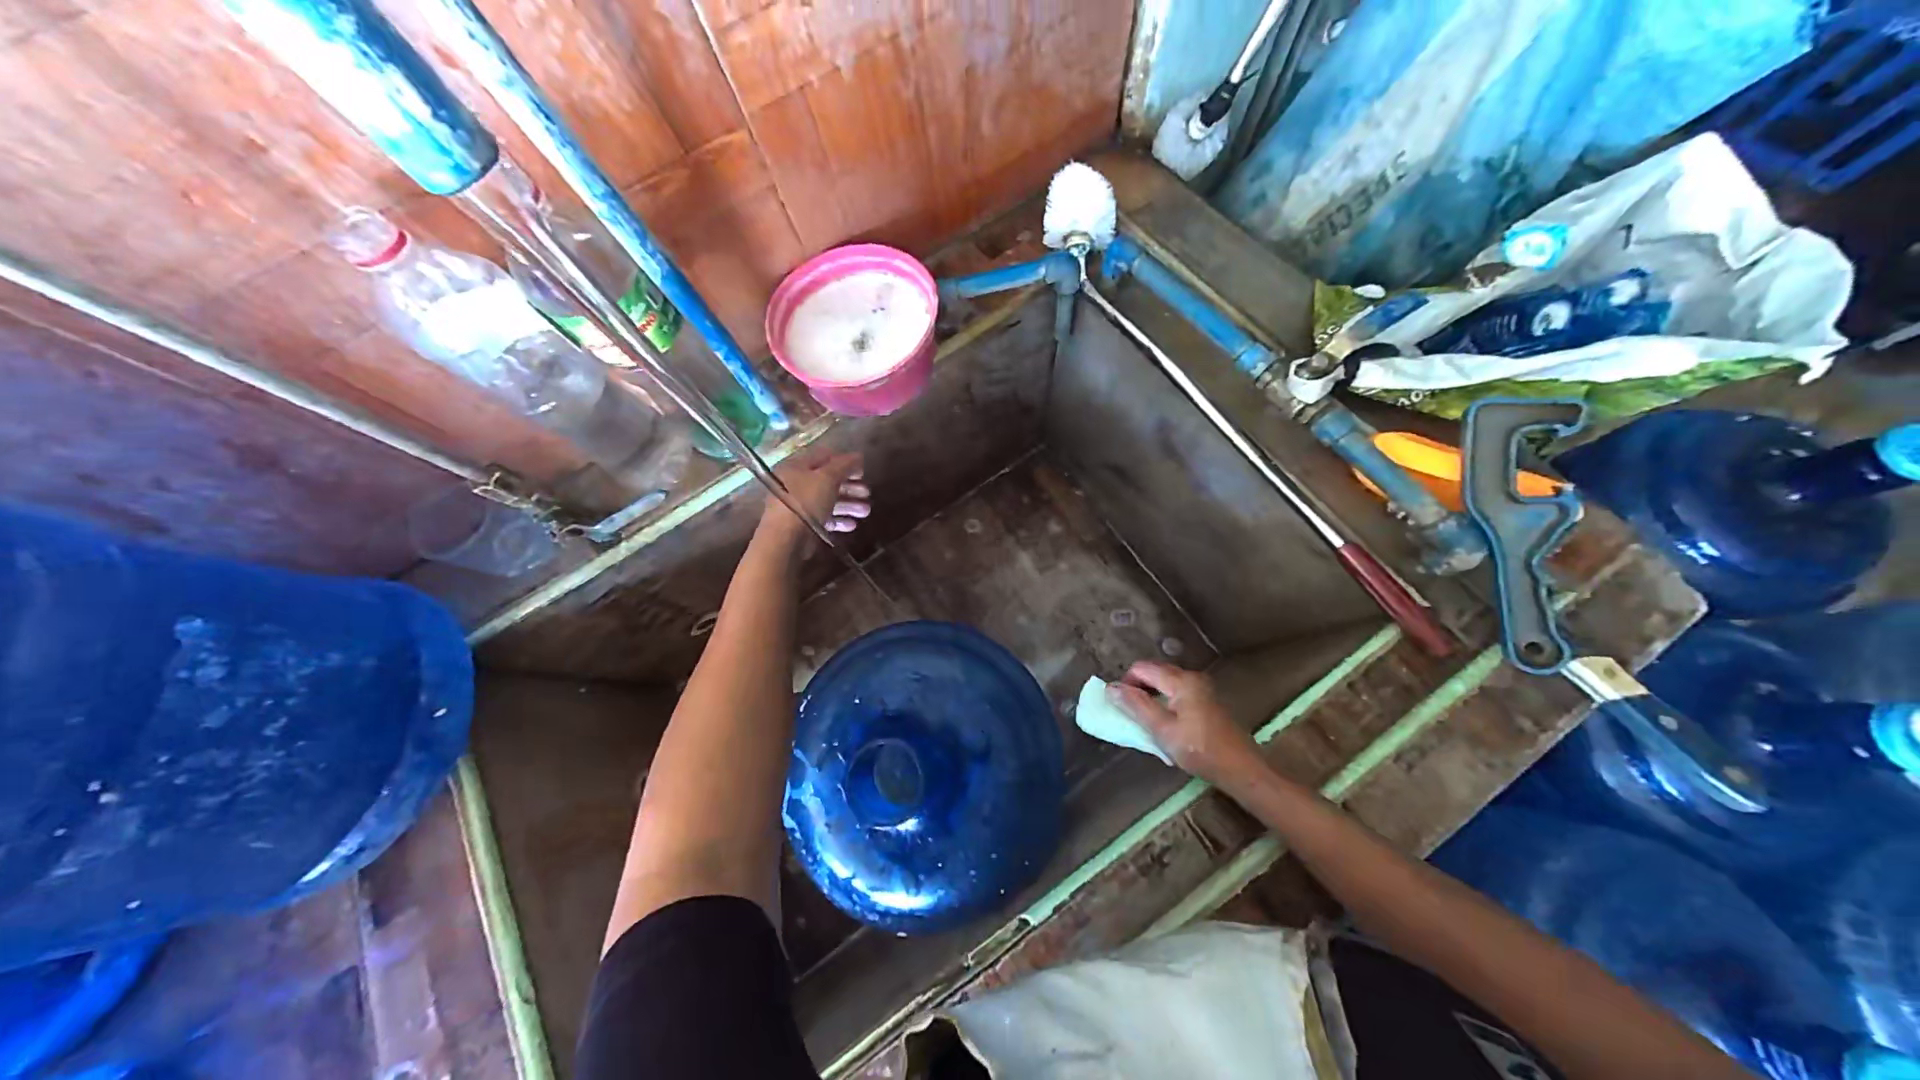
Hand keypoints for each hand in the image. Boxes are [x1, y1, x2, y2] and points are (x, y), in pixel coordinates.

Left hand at [757, 451, 868, 544]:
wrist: (786, 538)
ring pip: (827, 500)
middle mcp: (796, 483)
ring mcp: (799, 505)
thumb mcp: (828, 478)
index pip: (824, 457)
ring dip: (849, 504)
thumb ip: (844, 465)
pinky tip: (852, 525)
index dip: (845, 462)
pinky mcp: (803, 525)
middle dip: (850, 486)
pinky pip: (823, 518)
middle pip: (827, 480)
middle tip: (867, 493)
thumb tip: (858, 456)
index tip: (863, 471)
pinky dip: (838, 520)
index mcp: (797, 466)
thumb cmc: (806, 501)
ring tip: (865, 512)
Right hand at [1107, 662, 1258, 782]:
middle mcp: (1192, 677)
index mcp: (1181, 680)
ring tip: (1145, 720)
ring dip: (1150, 696)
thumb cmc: (1200, 750)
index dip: (1125, 683)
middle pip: (1155, 672)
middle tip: (1129, 714)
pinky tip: (1165, 723)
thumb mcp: (1162, 730)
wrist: (1241, 769)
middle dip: (1137, 688)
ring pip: (1166, 682)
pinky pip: (1177, 692)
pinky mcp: (1207, 700)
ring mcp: (1202, 688)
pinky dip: (1164, 701)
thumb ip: (1136, 706)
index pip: (1142, 668)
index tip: (1119, 706)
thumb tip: (1110, 688)